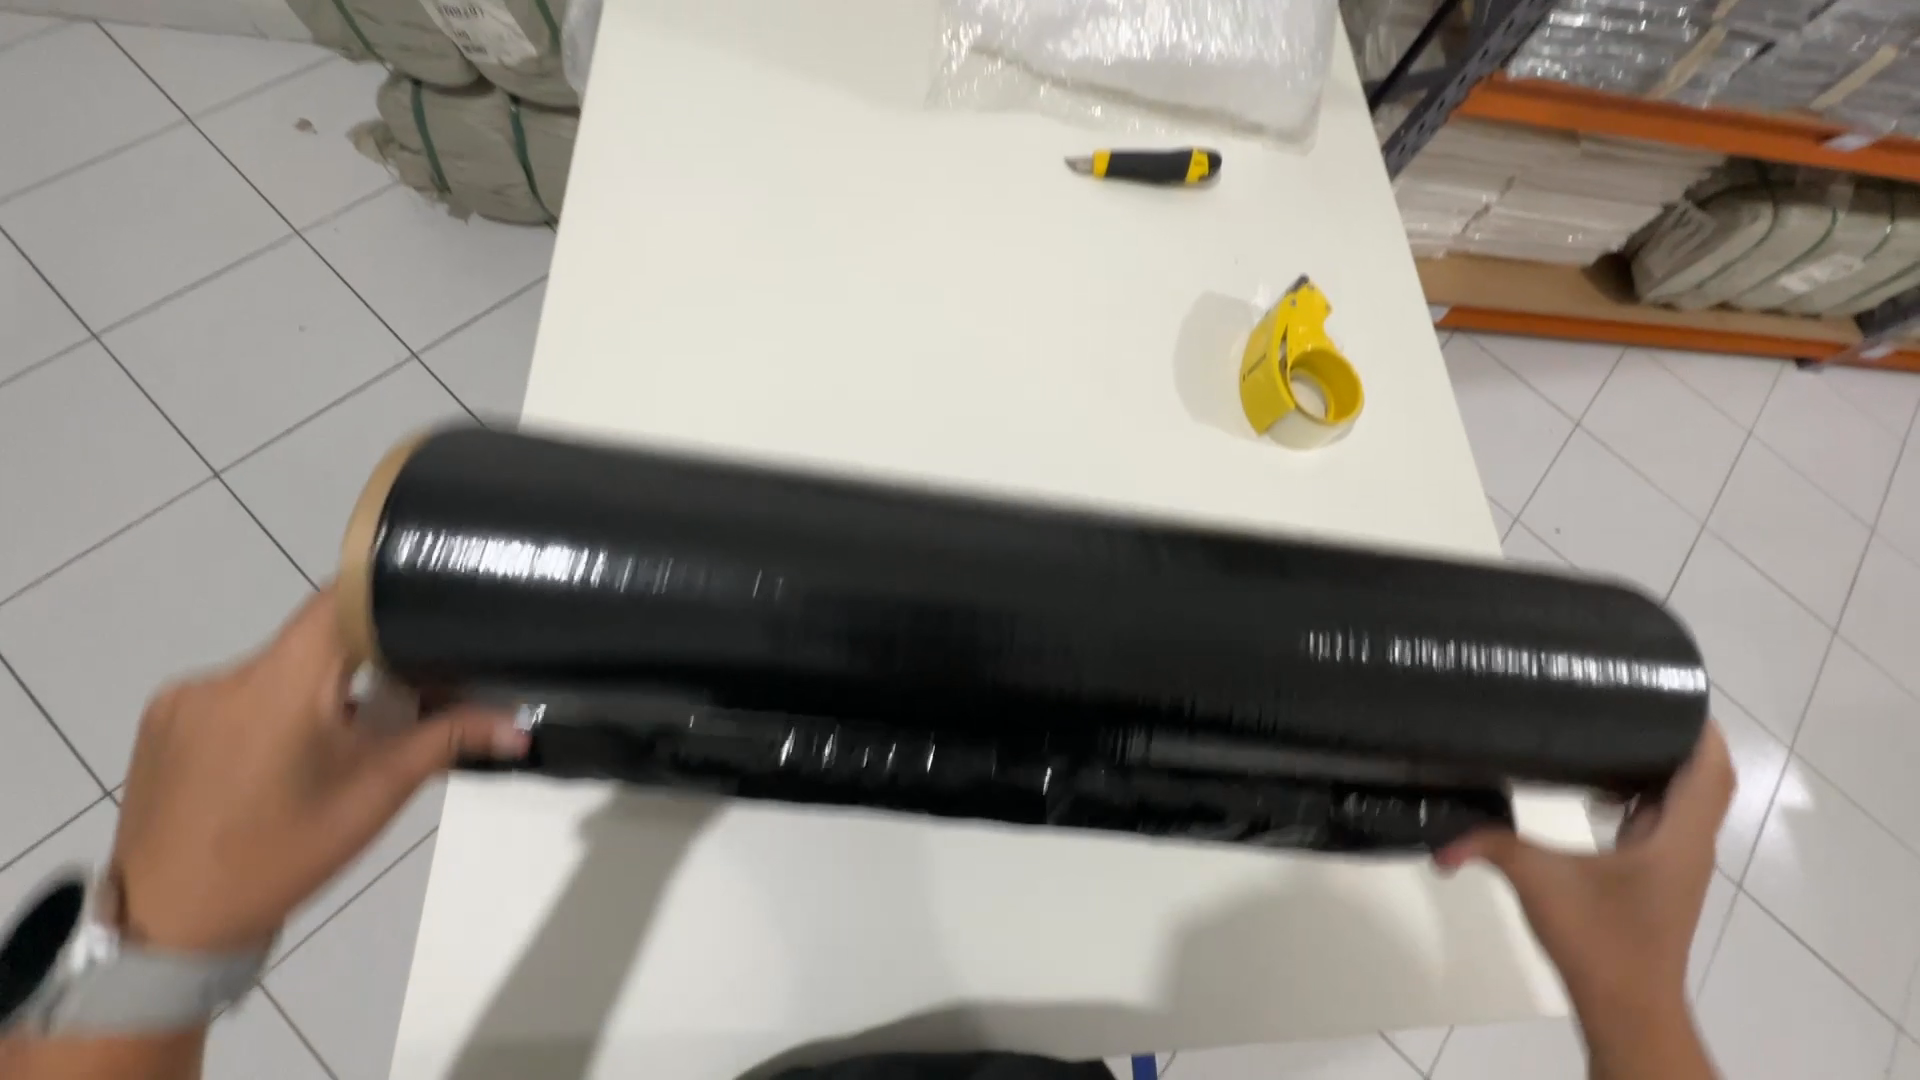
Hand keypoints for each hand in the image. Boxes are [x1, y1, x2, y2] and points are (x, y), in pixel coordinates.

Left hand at [110, 587, 528, 952]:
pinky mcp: (165, 721)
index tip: (437, 602)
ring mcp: (184, 698)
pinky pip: (245, 689)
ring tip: (355, 726)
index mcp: (277, 687)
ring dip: (326, 683)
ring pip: (284, 665)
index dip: (390, 593)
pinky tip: (297, 745)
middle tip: (414, 683)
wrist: (169, 926)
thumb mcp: (380, 791)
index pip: (339, 603)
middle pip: (317, 636)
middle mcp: (223, 677)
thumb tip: (522, 725)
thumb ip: (451, 739)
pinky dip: (284, 703)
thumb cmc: (285, 853)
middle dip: (370, 654)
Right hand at [1436, 724, 1734, 1016]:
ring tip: (1605, 729)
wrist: (1626, 1005)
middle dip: (1670, 736)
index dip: (1697, 729)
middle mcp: (1686, 844)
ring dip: (1657, 765)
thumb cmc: (1599, 938)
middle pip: (1700, 779)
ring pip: (1682, 800)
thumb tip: (1435, 840)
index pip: (1708, 772)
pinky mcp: (1655, 875)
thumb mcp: (1536, 880)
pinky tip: (1595, 786)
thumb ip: (1484, 846)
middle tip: (1617, 698)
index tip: (1662, 690)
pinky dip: (1640, 794)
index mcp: (1676, 837)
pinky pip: (1660, 819)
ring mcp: (1674, 862)